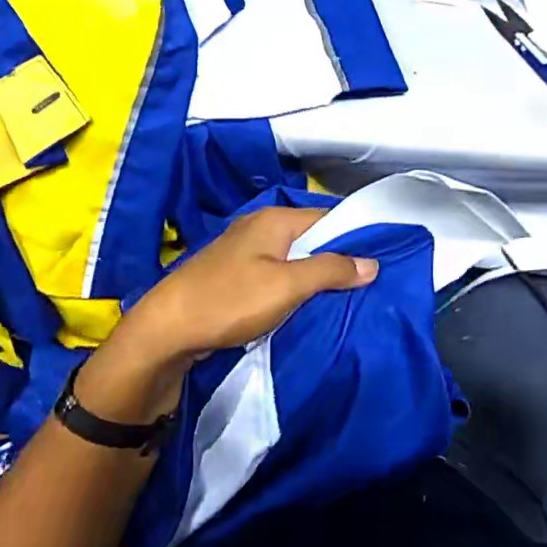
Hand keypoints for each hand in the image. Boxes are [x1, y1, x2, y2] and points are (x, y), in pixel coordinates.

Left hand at [75, 207, 377, 424]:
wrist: (168, 328)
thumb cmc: (230, 301)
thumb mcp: (287, 286)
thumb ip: (330, 270)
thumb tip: (371, 262)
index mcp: (273, 220)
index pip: (327, 218)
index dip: (354, 237)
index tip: (379, 262)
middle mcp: (258, 228)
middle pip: (309, 238)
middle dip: (335, 260)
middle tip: (364, 288)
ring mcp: (243, 251)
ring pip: (291, 259)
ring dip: (312, 278)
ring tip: (339, 301)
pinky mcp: (232, 275)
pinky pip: (273, 275)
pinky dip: (289, 288)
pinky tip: (301, 308)